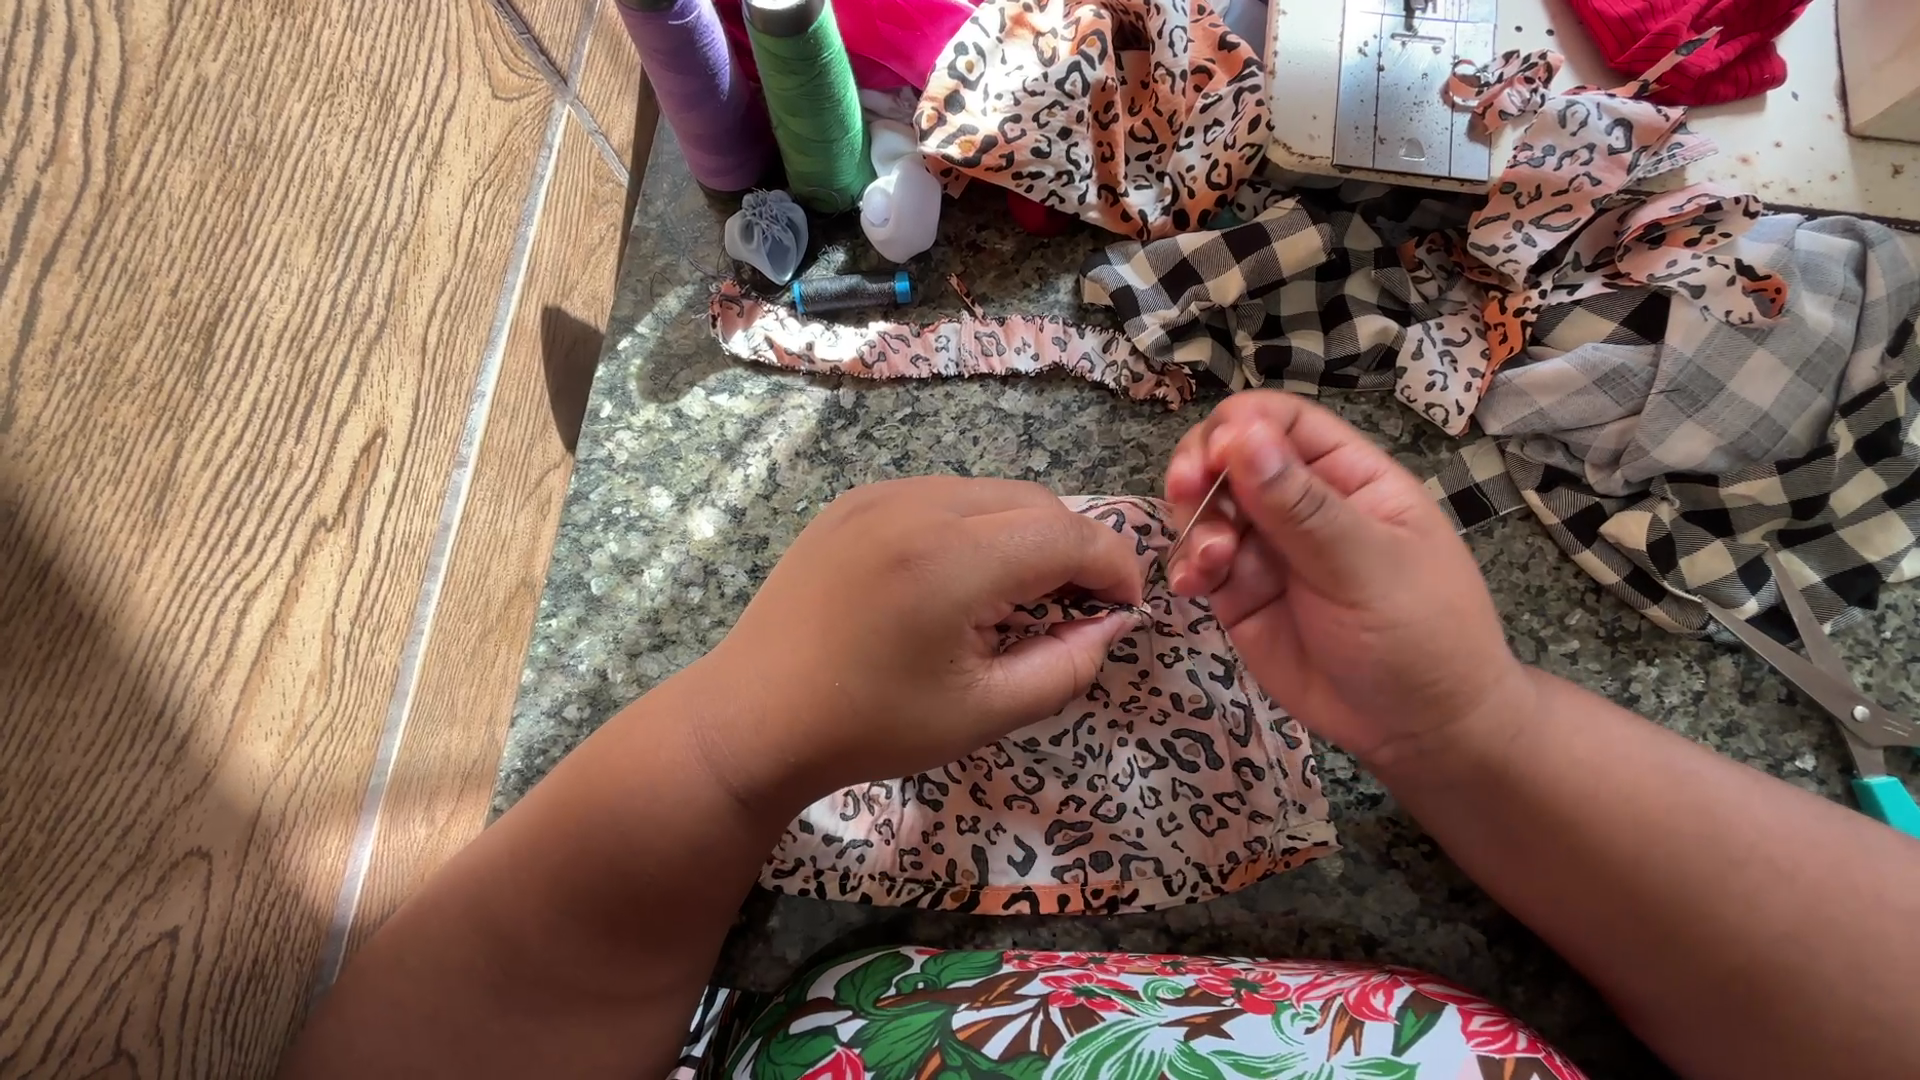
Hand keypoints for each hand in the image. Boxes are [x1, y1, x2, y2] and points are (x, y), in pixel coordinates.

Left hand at [687, 477, 1143, 816]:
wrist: (753, 716)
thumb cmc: (869, 727)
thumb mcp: (982, 713)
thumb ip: (1065, 666)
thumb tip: (1109, 626)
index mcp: (952, 559)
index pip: (1070, 535)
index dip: (1115, 567)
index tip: (1126, 609)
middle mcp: (919, 504)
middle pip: (1037, 504)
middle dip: (1074, 551)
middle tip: (1076, 609)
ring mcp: (881, 494)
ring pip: (992, 494)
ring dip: (1027, 536)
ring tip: (1021, 596)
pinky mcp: (856, 500)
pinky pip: (944, 497)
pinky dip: (977, 527)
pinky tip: (962, 577)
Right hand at [1164, 391, 1529, 766]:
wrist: (1416, 730)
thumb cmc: (1419, 636)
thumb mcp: (1367, 567)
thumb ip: (1301, 506)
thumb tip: (1242, 434)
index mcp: (1346, 476)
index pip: (1281, 422)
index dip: (1239, 427)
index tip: (1210, 458)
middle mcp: (1298, 502)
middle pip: (1228, 457)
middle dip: (1200, 472)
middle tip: (1185, 495)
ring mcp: (1265, 547)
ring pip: (1204, 509)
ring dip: (1192, 525)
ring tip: (1210, 565)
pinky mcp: (1238, 589)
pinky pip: (1197, 562)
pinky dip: (1185, 566)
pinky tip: (1191, 587)